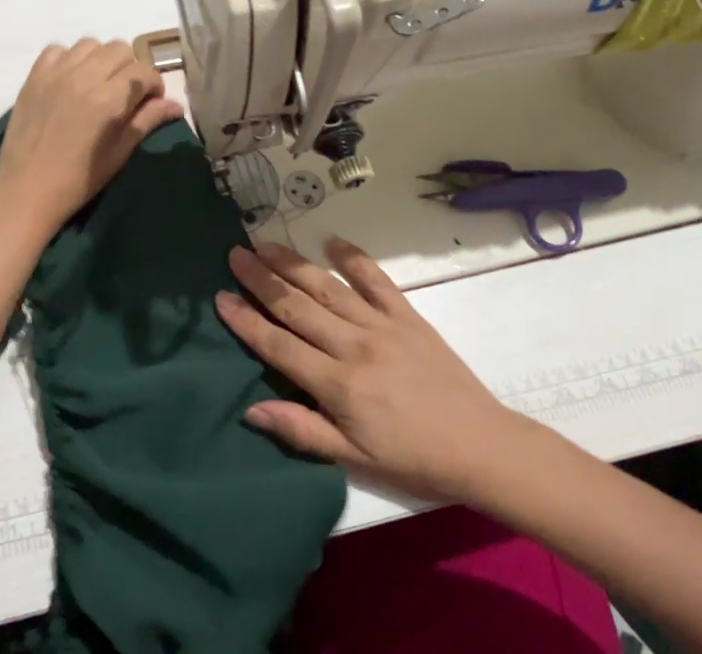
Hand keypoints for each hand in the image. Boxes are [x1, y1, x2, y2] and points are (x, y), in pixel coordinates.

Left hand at [0, 39, 183, 235]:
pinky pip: (57, 49)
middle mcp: (83, 76)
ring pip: (90, 44)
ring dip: (101, 59)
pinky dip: (70, 58)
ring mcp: (55, 73)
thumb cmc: (78, 180)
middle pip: (119, 48)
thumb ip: (147, 121)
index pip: (143, 71)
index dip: (154, 85)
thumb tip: (176, 105)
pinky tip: (71, 80)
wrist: (26, 190)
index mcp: (108, 99)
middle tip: (126, 93)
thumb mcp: (119, 153)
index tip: (151, 101)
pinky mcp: (34, 76)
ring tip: (98, 83)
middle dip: (130, 67)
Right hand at [216, 238, 527, 501]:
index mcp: (338, 385)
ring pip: (328, 288)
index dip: (247, 321)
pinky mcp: (408, 316)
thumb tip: (251, 409)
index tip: (220, 297)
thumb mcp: (353, 458)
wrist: (481, 446)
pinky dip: (354, 258)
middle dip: (261, 280)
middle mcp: (354, 346)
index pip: (279, 346)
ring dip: (294, 264)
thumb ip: (301, 430)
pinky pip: (377, 280)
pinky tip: (331, 242)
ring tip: (265, 244)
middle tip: (234, 254)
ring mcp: (382, 326)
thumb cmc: (412, 459)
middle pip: (297, 306)